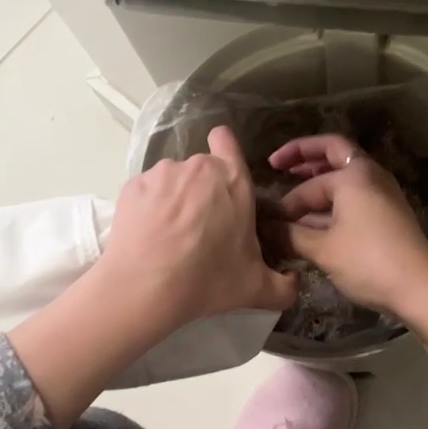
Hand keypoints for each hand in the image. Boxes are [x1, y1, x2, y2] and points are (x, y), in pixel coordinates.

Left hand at [97, 125, 298, 332]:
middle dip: (201, 189)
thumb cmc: (208, 280)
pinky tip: (148, 234)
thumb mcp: (256, 289)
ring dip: (173, 198)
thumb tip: (295, 284)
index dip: (223, 149)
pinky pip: (146, 191)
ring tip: (169, 233)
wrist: (145, 287)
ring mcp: (162, 173)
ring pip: (171, 179)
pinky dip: (148, 207)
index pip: (226, 139)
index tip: (221, 176)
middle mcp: (198, 167)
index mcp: (233, 181)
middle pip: (200, 168)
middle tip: (199, 227)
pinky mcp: (132, 185)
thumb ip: (284, 286)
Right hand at [271, 134, 427, 315]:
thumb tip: (261, 228)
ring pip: (344, 180)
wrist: (420, 290)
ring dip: (318, 187)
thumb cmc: (368, 261)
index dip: (286, 199)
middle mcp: (371, 176)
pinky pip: (354, 199)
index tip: (267, 216)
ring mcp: (383, 195)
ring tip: (291, 206)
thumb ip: (288, 235)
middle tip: (277, 164)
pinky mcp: (388, 216)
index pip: (310, 180)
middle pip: (333, 155)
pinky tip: (313, 227)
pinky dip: (332, 205)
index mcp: (354, 174)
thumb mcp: (322, 249)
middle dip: (304, 159)